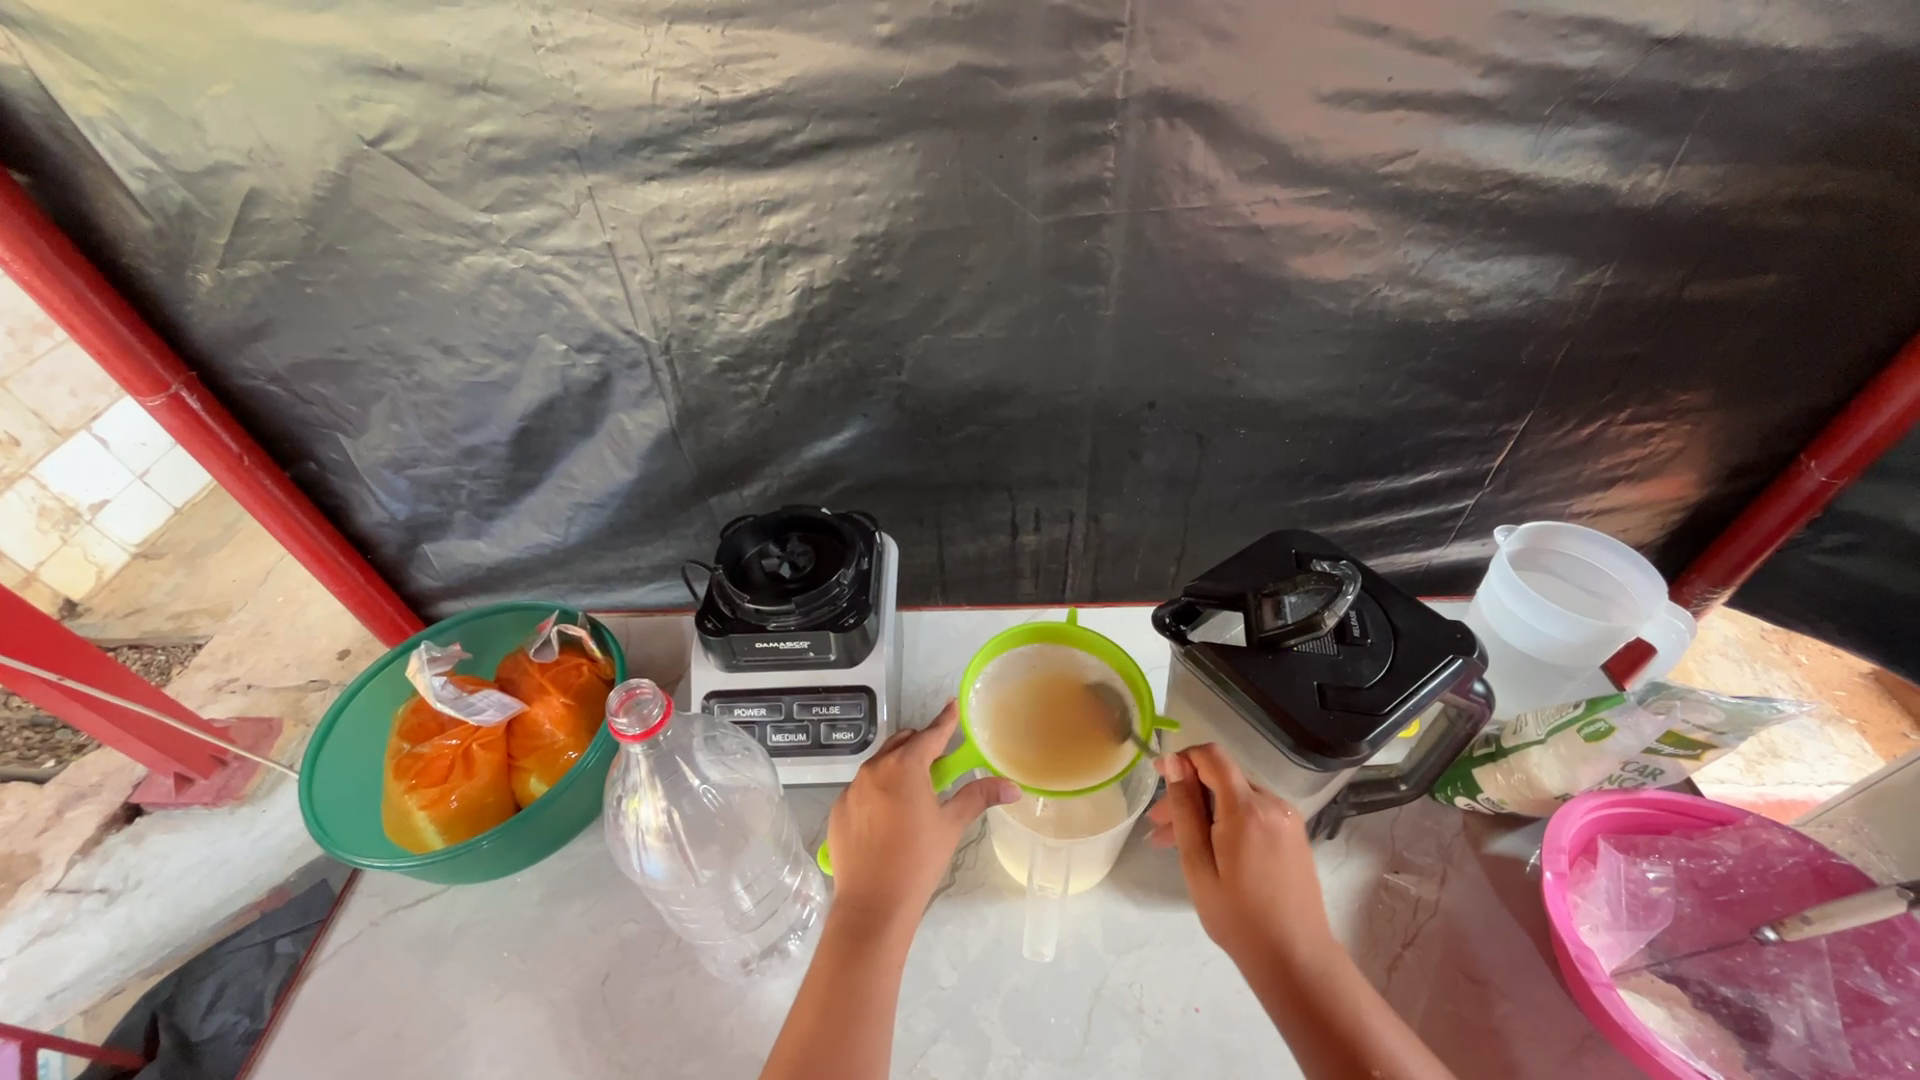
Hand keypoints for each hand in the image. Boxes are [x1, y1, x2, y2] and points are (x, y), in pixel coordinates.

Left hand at [826, 700, 1020, 931]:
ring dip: (898, 768)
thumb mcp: (951, 826)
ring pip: (879, 765)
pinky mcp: (839, 810)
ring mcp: (852, 789)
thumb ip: (978, 797)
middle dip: (921, 746)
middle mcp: (874, 769)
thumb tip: (1012, 787)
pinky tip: (888, 818)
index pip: (930, 735)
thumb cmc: (918, 861)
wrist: (873, 905)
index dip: (945, 721)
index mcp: (904, 766)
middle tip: (939, 763)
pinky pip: (862, 789)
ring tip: (914, 794)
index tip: (952, 706)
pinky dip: (878, 792)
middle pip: (901, 744)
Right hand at [1147, 743, 1333, 963]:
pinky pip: (1254, 813)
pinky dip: (1228, 821)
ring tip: (1176, 843)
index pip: (1212, 757)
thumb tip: (1173, 763)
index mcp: (1247, 809)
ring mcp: (1287, 819)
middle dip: (1188, 793)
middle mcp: (1273, 804)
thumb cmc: (1238, 916)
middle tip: (1159, 827)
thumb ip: (1185, 809)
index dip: (1182, 759)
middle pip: (1223, 779)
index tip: (1158, 778)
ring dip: (1206, 810)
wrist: (1296, 958)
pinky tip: (1210, 849)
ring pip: (1237, 797)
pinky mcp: (1294, 835)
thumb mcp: (1197, 863)